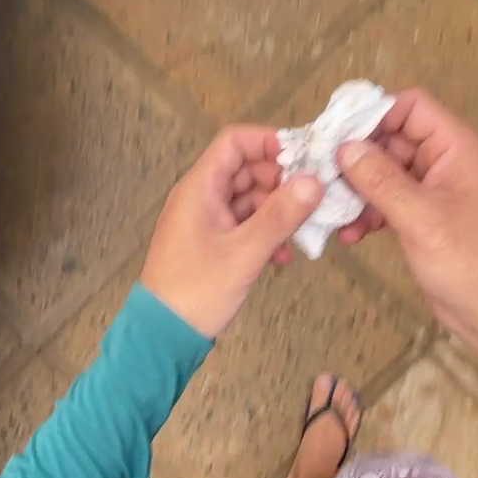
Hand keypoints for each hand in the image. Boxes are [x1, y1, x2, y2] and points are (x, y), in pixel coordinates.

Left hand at [140, 126, 324, 337]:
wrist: (163, 335)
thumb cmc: (196, 291)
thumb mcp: (243, 253)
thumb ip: (280, 216)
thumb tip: (314, 181)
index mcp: (199, 189)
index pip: (234, 142)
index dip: (269, 142)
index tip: (304, 158)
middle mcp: (200, 199)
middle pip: (246, 170)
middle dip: (281, 181)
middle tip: (313, 198)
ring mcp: (205, 223)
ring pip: (248, 201)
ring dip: (277, 212)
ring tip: (304, 231)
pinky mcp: (211, 246)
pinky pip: (242, 227)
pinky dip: (264, 234)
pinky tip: (284, 257)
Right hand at [336, 89, 477, 344]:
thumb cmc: (472, 262)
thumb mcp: (421, 217)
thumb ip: (380, 180)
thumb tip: (345, 148)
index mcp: (454, 148)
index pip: (410, 108)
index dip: (373, 115)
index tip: (335, 137)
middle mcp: (443, 163)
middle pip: (391, 140)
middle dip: (356, 158)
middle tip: (321, 178)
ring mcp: (432, 193)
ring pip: (384, 175)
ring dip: (357, 192)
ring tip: (333, 213)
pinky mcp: (422, 220)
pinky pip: (387, 204)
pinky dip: (367, 215)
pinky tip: (349, 235)